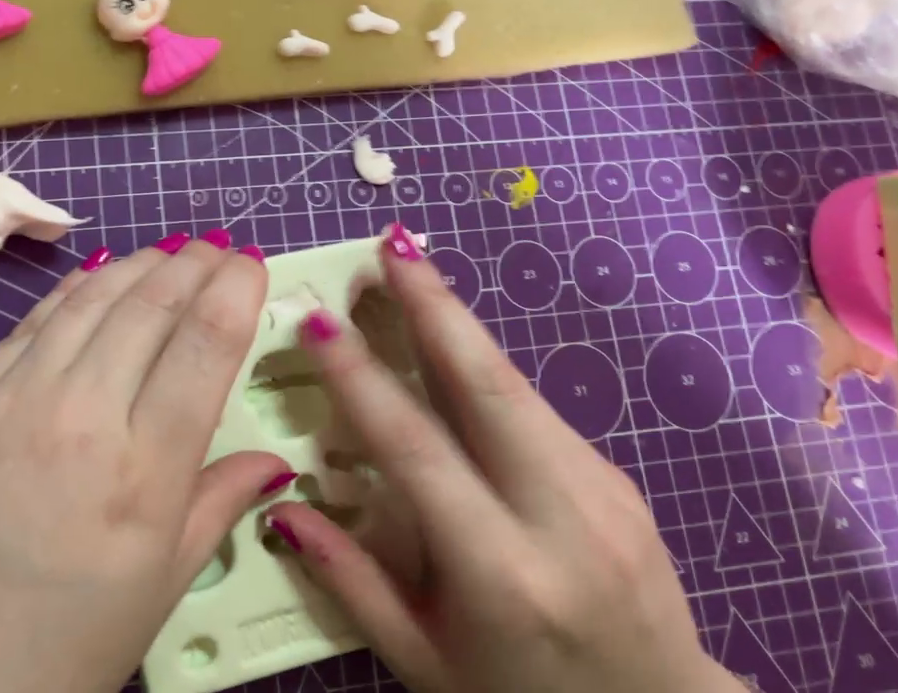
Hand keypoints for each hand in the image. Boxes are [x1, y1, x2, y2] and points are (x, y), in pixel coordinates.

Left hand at [0, 231, 288, 692]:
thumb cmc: (57, 648)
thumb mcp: (157, 590)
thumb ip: (217, 508)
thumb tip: (274, 462)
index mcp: (143, 473)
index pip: (202, 347)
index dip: (235, 292)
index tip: (252, 265)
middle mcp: (82, 415)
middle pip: (148, 307)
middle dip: (193, 266)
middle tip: (219, 250)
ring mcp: (17, 397)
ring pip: (90, 299)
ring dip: (138, 266)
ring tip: (170, 253)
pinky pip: (34, 321)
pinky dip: (76, 290)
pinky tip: (99, 278)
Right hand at [266, 226, 742, 692]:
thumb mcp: (423, 663)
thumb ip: (352, 583)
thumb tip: (282, 509)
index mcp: (504, 574)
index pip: (419, 452)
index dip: (363, 381)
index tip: (320, 321)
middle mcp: (561, 516)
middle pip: (489, 386)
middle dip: (434, 305)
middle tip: (390, 246)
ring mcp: (601, 488)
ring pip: (511, 384)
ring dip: (455, 319)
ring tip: (408, 267)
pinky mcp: (615, 475)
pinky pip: (530, 409)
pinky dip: (478, 364)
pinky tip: (443, 339)